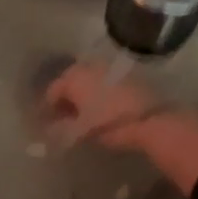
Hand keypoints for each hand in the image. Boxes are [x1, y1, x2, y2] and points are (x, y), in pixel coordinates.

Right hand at [43, 61, 197, 192]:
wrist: (152, 121)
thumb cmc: (108, 124)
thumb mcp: (79, 132)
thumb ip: (60, 129)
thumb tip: (50, 129)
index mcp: (74, 77)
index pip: (52, 92)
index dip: (46, 109)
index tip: (45, 123)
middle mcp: (90, 67)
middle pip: (70, 82)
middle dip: (65, 100)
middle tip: (62, 118)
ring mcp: (111, 69)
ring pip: (88, 81)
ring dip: (82, 95)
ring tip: (82, 115)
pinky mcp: (129, 75)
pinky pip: (105, 83)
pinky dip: (98, 94)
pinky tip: (101, 109)